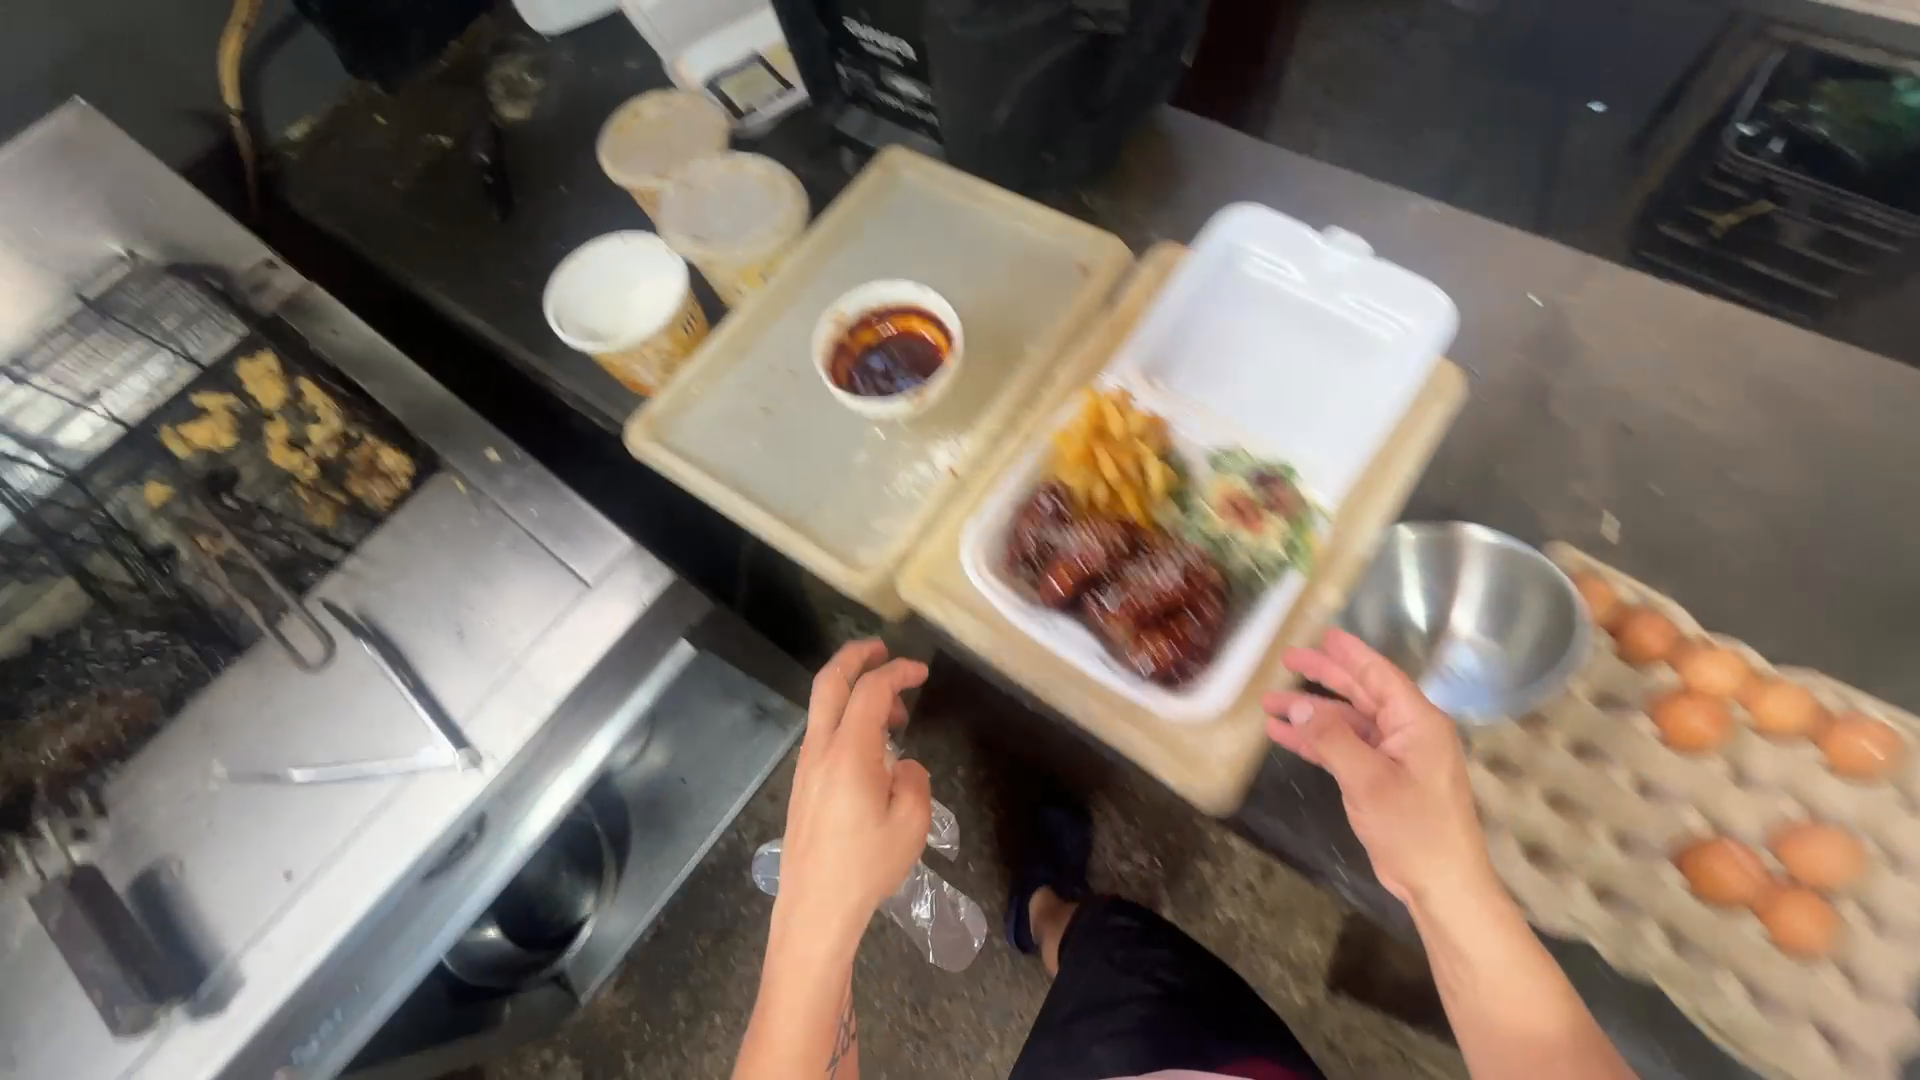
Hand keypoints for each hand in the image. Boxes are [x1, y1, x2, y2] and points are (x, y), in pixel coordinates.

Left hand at [776, 640, 933, 945]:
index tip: (921, 671)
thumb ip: (914, 779)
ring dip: (853, 691)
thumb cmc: (866, 866)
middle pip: (829, 682)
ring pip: (823, 707)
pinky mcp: (803, 784)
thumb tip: (901, 766)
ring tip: (894, 713)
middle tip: (882, 648)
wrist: (814, 909)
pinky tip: (872, 747)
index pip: (871, 691)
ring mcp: (806, 766)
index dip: (897, 671)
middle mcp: (820, 749)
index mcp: (848, 752)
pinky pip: (823, 733)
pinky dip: (846, 718)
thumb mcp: (912, 822)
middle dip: (855, 656)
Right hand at [1264, 628, 1495, 908]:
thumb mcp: (1368, 779)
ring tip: (1269, 702)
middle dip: (1323, 677)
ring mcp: (1394, 757)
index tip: (1323, 634)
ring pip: (1346, 722)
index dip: (1351, 654)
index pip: (1379, 676)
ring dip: (1310, 713)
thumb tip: (1298, 707)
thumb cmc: (1413, 827)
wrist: (1440, 884)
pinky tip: (1282, 735)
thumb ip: (1331, 738)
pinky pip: (1343, 748)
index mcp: (1417, 723)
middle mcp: (1407, 733)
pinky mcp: (1381, 779)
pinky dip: (1314, 741)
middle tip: (1287, 659)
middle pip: (1360, 694)